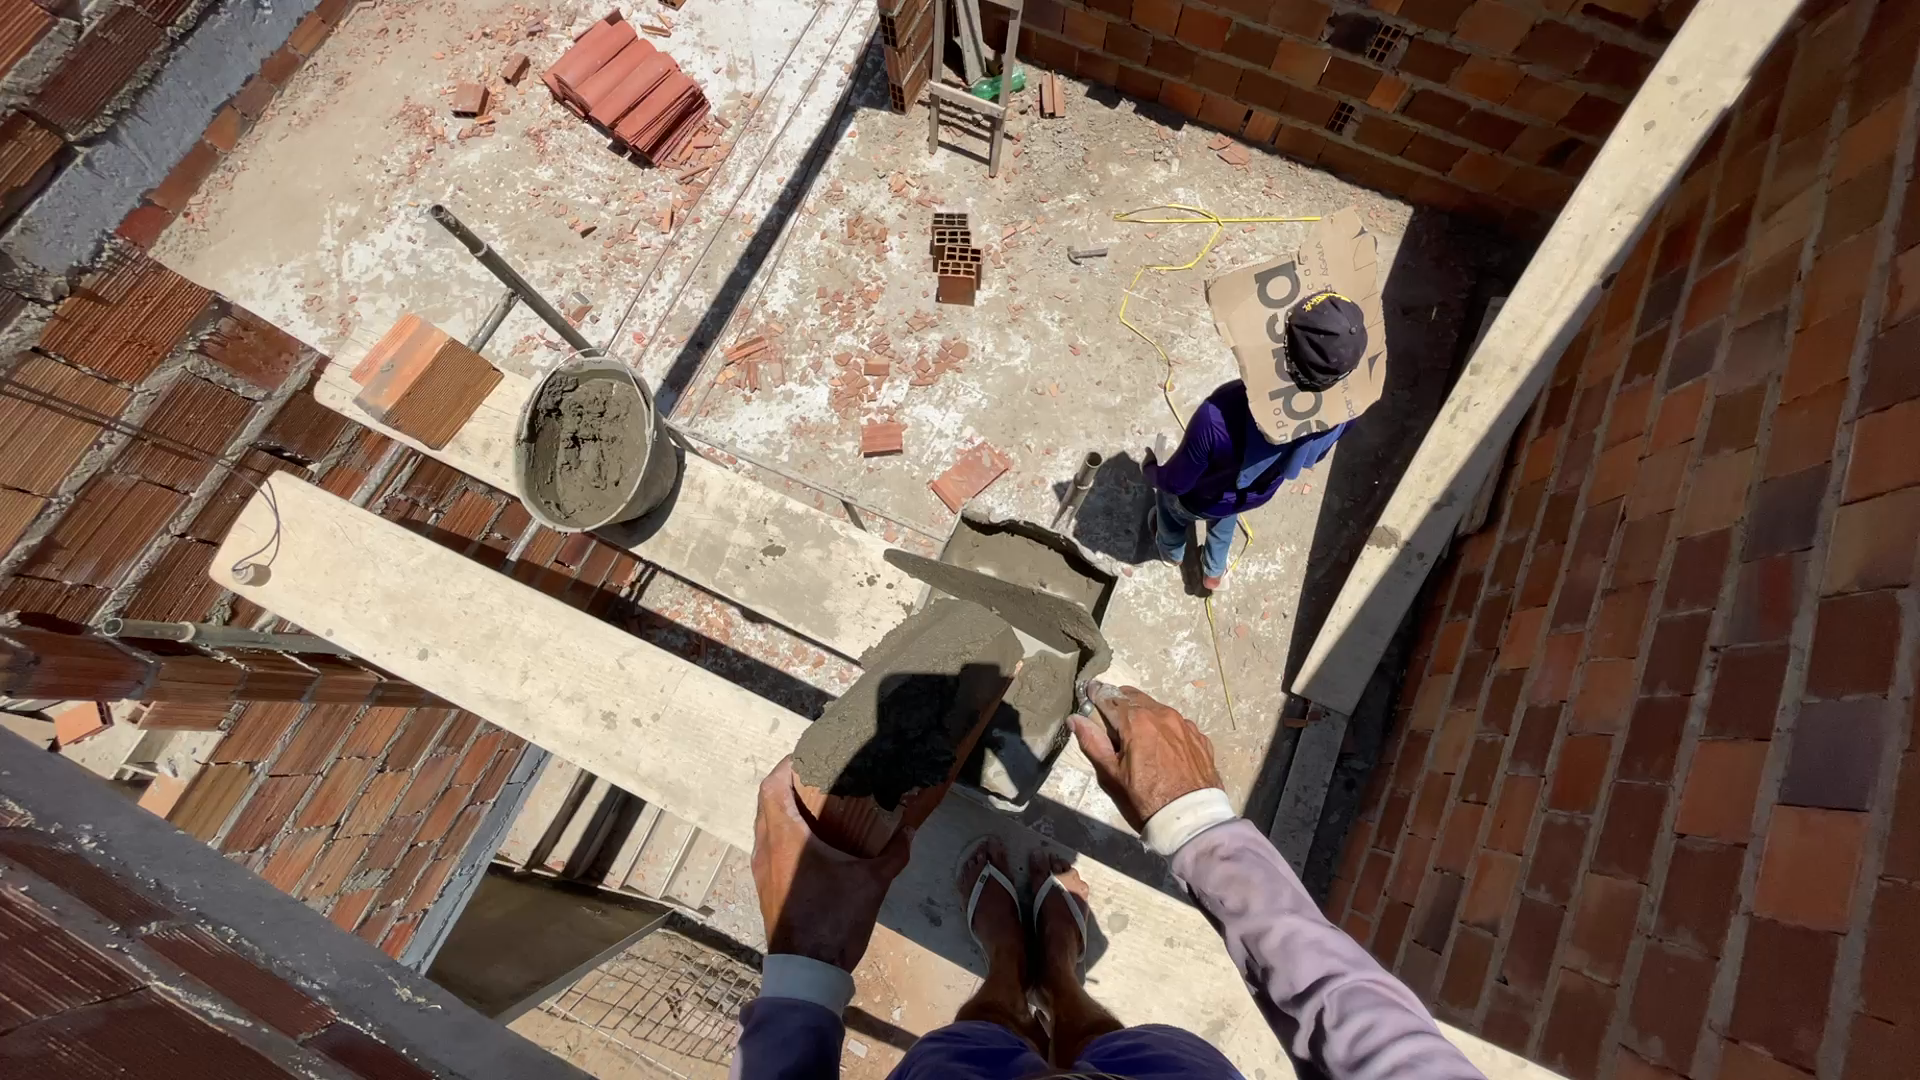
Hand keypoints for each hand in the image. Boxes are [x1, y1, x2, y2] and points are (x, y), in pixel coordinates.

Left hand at [751, 758, 914, 970]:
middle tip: (820, 774)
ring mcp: (762, 869)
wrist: (808, 973)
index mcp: (787, 837)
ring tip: (818, 802)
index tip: (810, 754)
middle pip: (767, 801)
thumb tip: (910, 828)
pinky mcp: (765, 886)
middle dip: (790, 783)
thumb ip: (894, 853)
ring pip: (766, 824)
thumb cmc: (835, 920)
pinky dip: (785, 831)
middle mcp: (767, 847)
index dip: (787, 765)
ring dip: (785, 808)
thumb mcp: (872, 883)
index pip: (773, 786)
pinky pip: (769, 844)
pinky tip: (813, 839)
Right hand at [1069, 681, 1221, 830]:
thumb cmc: (1146, 799)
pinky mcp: (1200, 739)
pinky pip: (1177, 725)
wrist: (1191, 821)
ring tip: (1136, 734)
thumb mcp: (1111, 775)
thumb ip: (1092, 742)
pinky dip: (1165, 729)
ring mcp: (1185, 725)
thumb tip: (1075, 719)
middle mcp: (1163, 715)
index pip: (1109, 697)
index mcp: (1137, 721)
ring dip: (1143, 714)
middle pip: (1134, 697)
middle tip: (1109, 716)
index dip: (1096, 695)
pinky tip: (1162, 747)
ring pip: (1157, 709)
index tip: (1089, 692)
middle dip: (1119, 701)